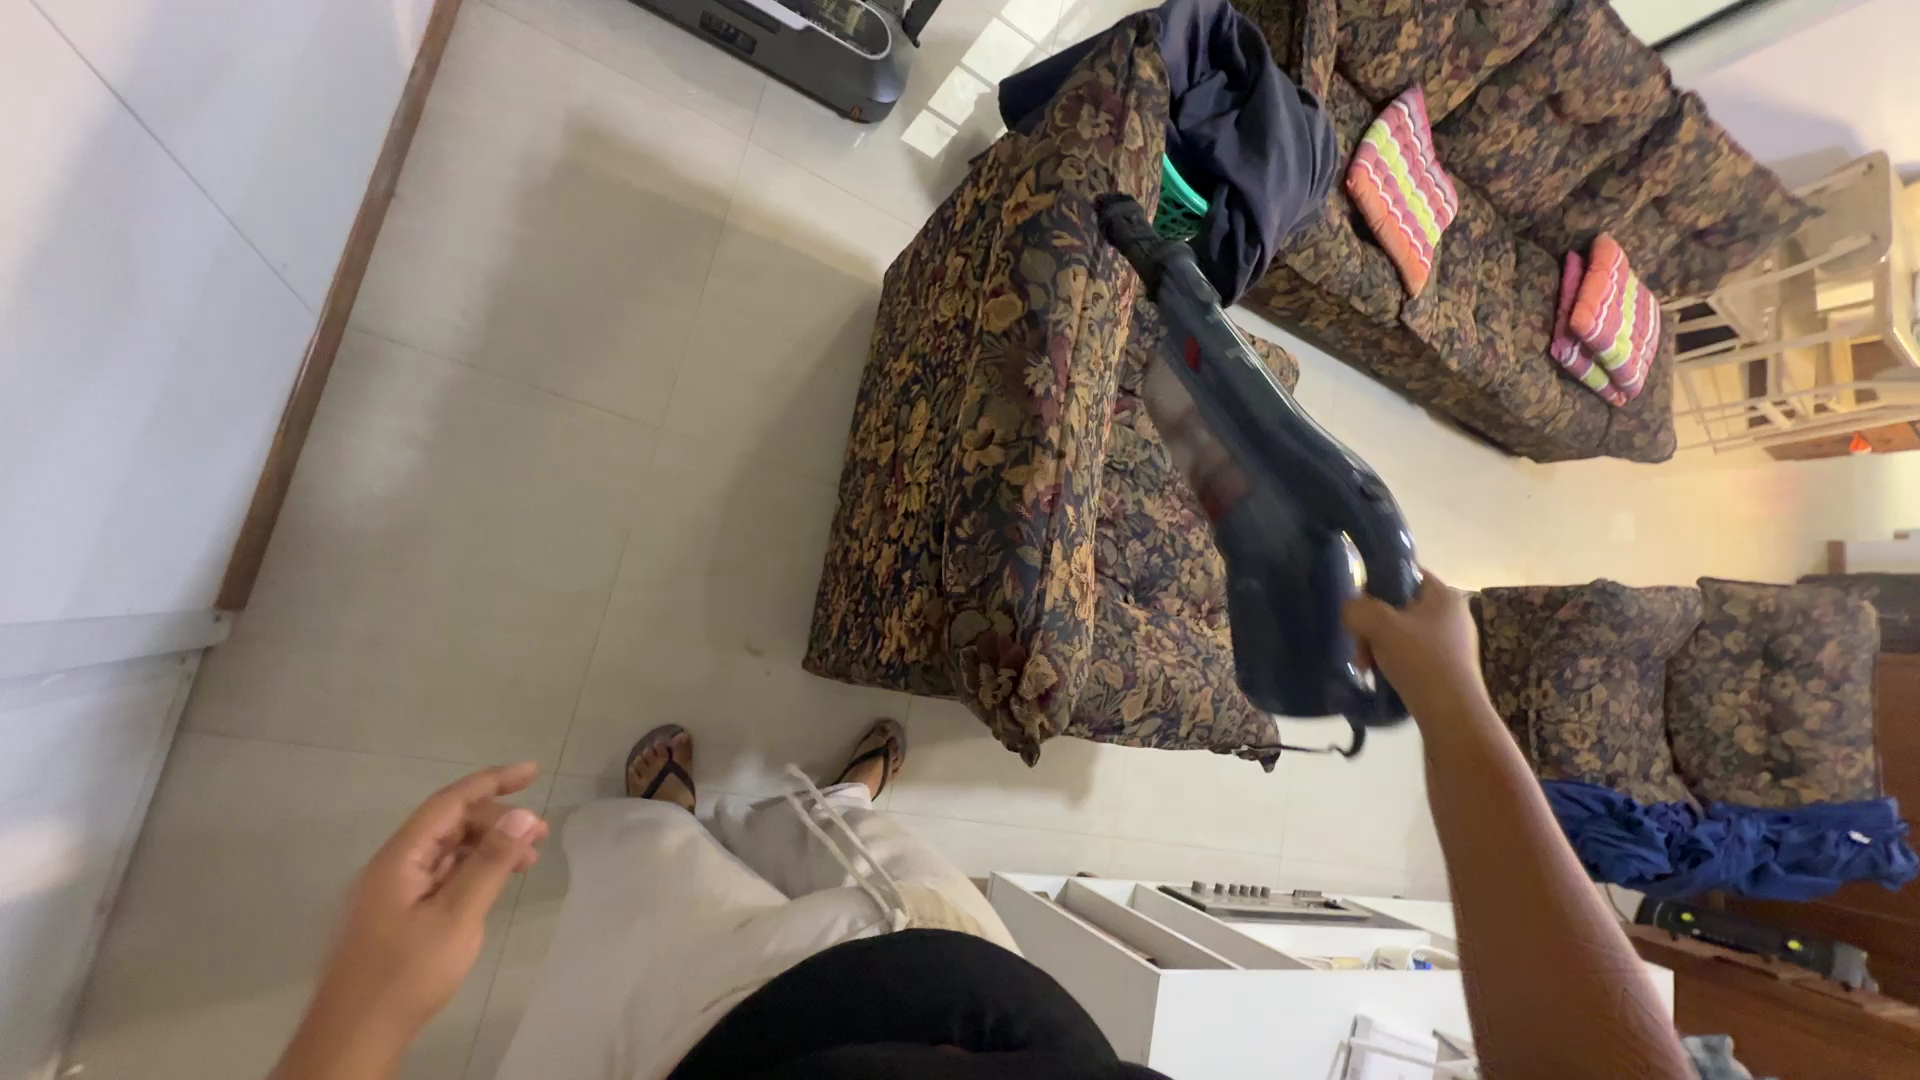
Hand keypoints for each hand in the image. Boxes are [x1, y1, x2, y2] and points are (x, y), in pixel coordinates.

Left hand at [272, 763, 548, 1079]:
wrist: (352, 1040)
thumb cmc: (404, 975)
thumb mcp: (457, 916)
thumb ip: (490, 863)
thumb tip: (524, 815)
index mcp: (399, 860)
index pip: (449, 803)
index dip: (492, 781)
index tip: (533, 771)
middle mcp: (393, 867)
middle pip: (450, 823)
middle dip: (498, 820)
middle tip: (540, 835)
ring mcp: (394, 892)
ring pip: (449, 849)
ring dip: (490, 845)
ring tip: (528, 860)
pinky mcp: (400, 914)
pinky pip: (444, 873)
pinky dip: (476, 868)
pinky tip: (497, 882)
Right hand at [1343, 569, 1491, 724]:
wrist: (1451, 713)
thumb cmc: (1419, 660)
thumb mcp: (1379, 625)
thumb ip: (1356, 608)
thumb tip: (1350, 609)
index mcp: (1443, 595)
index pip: (1406, 573)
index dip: (1378, 582)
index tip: (1360, 602)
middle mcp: (1451, 614)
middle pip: (1398, 606)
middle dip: (1371, 623)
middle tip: (1359, 642)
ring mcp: (1451, 641)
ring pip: (1400, 631)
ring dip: (1376, 643)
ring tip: (1366, 664)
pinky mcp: (1446, 665)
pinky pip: (1410, 652)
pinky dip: (1391, 659)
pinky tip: (1379, 675)